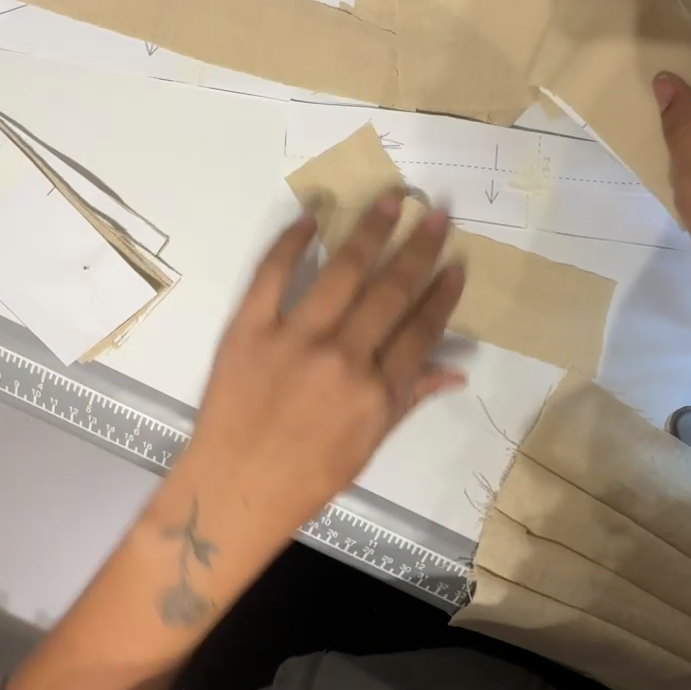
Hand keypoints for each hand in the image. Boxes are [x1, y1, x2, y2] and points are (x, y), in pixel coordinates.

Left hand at [173, 193, 466, 552]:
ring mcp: (293, 338)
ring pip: (342, 273)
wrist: (233, 490)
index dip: (442, 295)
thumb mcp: (368, 448)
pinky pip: (272, 275)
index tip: (457, 263)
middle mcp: (342, 358)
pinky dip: (291, 243)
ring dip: (370, 232)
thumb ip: (409, 400)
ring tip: (391, 199)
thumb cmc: (306, 479)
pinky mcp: (248, 329)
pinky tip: (312, 218)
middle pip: (390, 292)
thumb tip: (456, 371)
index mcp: (376, 392)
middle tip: (436, 213)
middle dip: (418, 249)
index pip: (421, 331)